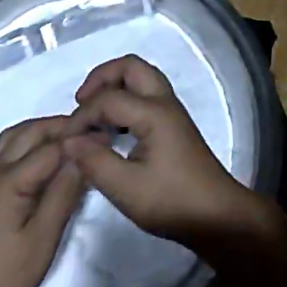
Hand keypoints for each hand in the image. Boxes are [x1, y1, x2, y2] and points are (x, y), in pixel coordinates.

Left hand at [0, 116, 86, 286]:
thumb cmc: (5, 274)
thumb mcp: (43, 237)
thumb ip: (63, 193)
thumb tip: (82, 156)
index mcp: (11, 177)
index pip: (51, 146)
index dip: (79, 138)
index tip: (107, 133)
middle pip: (29, 132)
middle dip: (59, 125)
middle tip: (92, 126)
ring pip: (14, 137)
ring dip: (41, 129)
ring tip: (69, 135)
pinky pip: (6, 149)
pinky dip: (26, 140)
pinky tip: (40, 153)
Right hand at [61, 55, 269, 245]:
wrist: (220, 220)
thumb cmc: (174, 203)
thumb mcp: (126, 189)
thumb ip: (93, 161)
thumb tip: (68, 141)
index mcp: (153, 113)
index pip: (107, 99)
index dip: (81, 117)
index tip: (66, 140)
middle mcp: (164, 103)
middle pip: (130, 67)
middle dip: (101, 78)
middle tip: (82, 102)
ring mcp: (172, 113)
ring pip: (140, 78)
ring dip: (114, 86)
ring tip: (94, 112)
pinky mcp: (174, 126)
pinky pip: (145, 95)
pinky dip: (124, 99)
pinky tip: (112, 128)